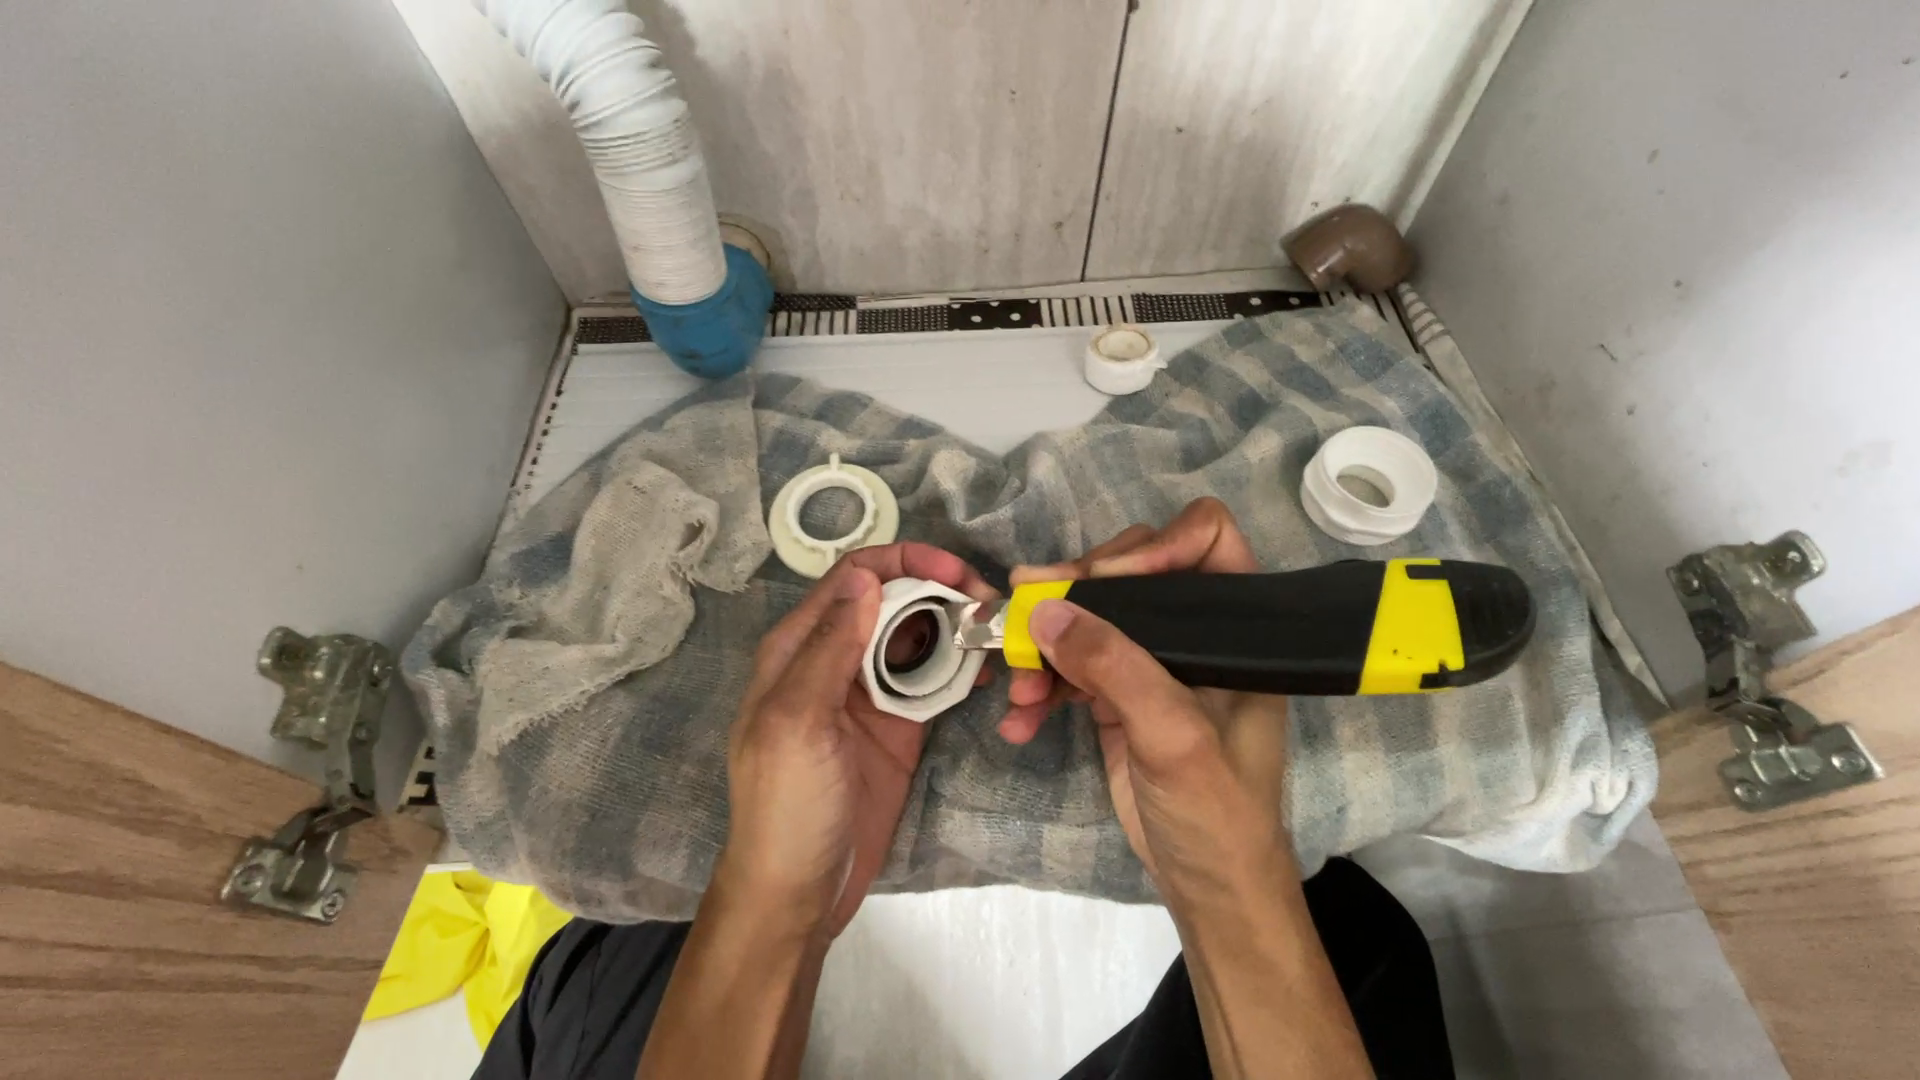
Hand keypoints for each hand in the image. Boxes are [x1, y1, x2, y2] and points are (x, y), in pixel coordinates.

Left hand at [717, 543, 995, 937]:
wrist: (801, 892)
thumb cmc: (788, 805)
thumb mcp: (797, 721)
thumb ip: (829, 647)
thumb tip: (867, 576)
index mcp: (800, 647)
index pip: (854, 578)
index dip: (905, 562)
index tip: (957, 572)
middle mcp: (836, 658)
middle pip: (893, 601)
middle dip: (940, 591)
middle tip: (990, 605)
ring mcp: (871, 693)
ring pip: (917, 638)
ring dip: (955, 627)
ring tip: (997, 632)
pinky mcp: (900, 725)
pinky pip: (933, 681)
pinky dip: (960, 668)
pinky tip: (988, 668)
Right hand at [1002, 498, 1291, 899]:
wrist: (1205, 885)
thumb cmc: (1218, 812)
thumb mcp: (1174, 739)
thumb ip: (1116, 668)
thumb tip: (1044, 609)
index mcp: (1234, 627)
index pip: (1204, 541)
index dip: (1155, 547)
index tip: (1107, 581)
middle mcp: (1193, 630)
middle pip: (1128, 569)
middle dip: (1073, 594)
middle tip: (1023, 613)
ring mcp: (1151, 659)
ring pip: (1089, 615)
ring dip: (1043, 644)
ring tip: (1016, 688)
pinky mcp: (1116, 690)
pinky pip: (1069, 663)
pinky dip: (1041, 683)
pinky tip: (1019, 719)